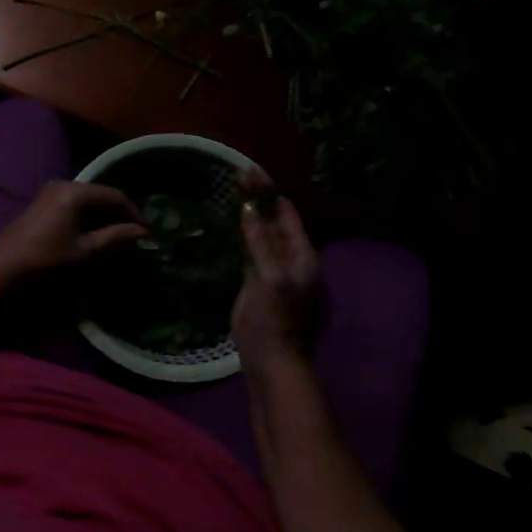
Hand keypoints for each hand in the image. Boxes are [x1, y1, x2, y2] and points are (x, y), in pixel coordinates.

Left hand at [0, 180, 147, 277]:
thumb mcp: (85, 250)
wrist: (3, 267)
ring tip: (118, 236)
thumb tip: (143, 232)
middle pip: (102, 194)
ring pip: (88, 200)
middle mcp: (64, 184)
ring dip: (104, 216)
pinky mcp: (43, 202)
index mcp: (76, 192)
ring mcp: (51, 192)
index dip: (134, 213)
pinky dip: (89, 216)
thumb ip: (116, 238)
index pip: (115, 195)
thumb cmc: (46, 258)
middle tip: (134, 234)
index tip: (146, 231)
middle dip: (119, 214)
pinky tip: (94, 233)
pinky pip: (75, 203)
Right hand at [232, 172, 322, 372]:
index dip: (268, 191)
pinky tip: (229, 226)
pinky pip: (251, 252)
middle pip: (274, 222)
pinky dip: (242, 236)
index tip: (248, 171)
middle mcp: (290, 260)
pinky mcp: (256, 285)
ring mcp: (273, 273)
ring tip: (233, 192)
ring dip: (249, 215)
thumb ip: (260, 242)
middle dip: (258, 198)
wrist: (272, 361)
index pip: (286, 214)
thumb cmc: (275, 320)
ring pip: (262, 236)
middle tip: (237, 174)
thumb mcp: (270, 277)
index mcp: (302, 256)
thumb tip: (249, 208)